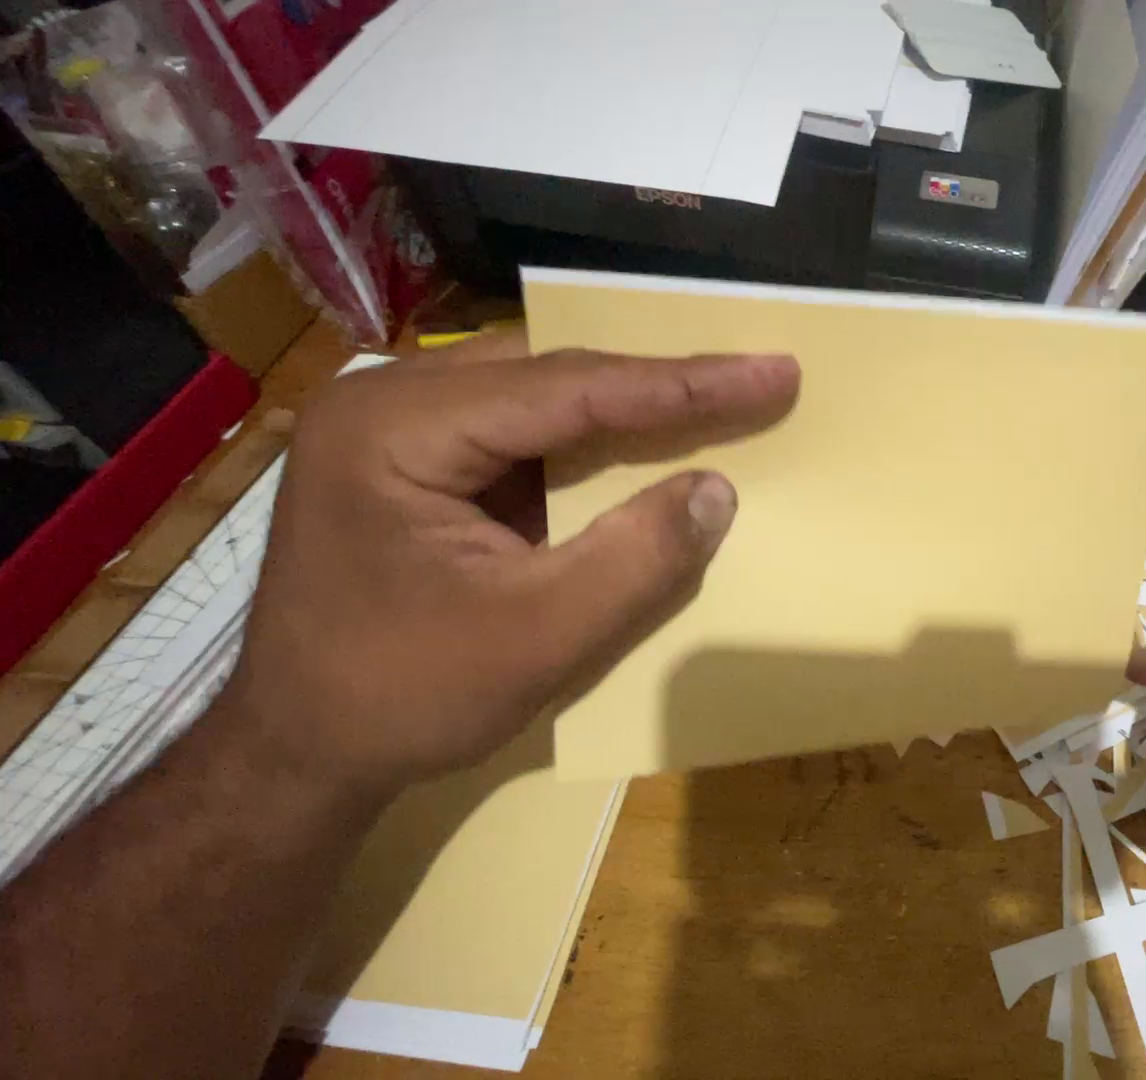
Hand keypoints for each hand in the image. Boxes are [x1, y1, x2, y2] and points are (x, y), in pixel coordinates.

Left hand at [226, 331, 799, 793]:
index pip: (570, 388)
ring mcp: (402, 430)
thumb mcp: (538, 637)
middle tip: (755, 378)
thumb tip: (719, 489)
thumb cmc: (403, 698)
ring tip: (719, 401)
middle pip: (557, 373)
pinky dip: (599, 439)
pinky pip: (530, 431)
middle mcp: (391, 402)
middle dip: (663, 381)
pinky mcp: (423, 463)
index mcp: (397, 428)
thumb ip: (636, 558)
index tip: (772, 372)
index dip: (684, 383)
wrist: (298, 752)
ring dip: (634, 405)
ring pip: (546, 394)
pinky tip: (648, 445)